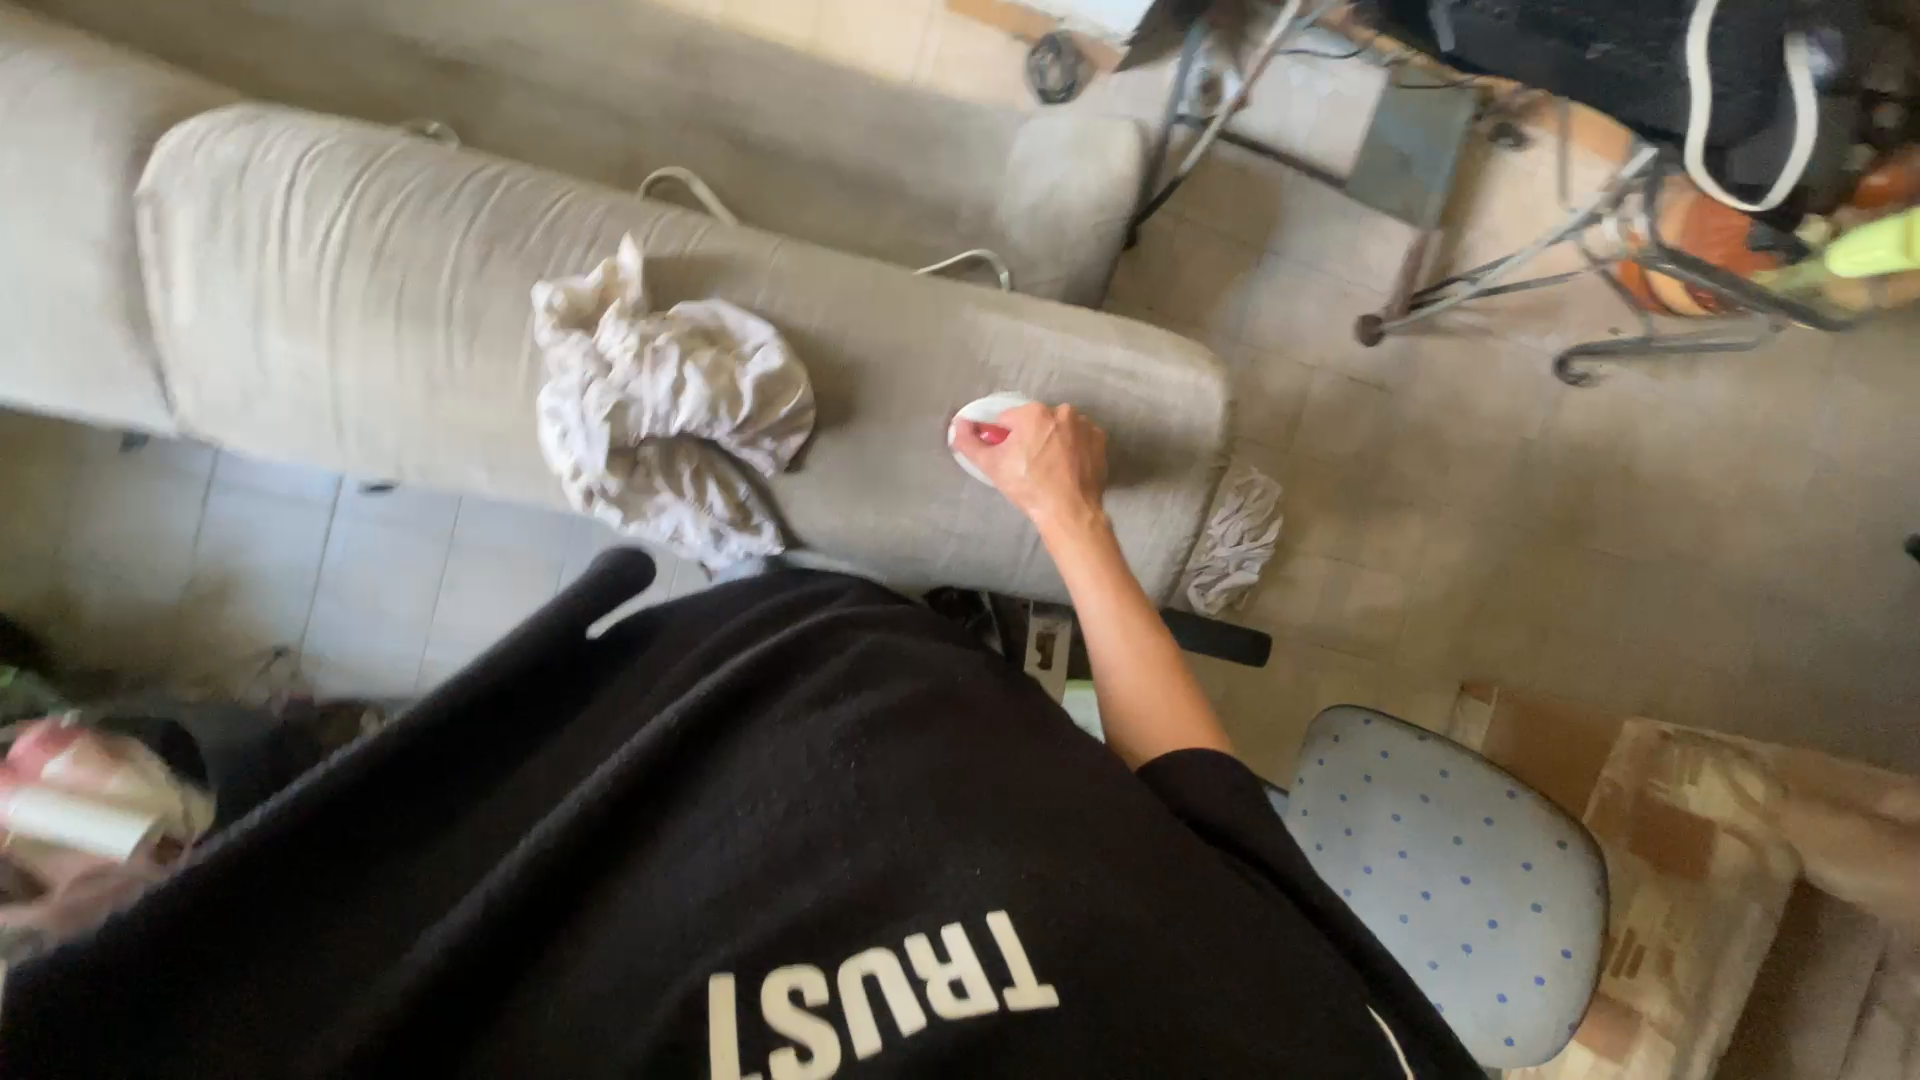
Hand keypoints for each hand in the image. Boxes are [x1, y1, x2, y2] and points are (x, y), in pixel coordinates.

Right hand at [952, 402, 1108, 535]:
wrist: (1069, 510)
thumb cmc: (1028, 486)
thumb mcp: (992, 465)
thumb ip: (970, 442)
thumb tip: (958, 423)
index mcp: (1033, 412)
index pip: (1008, 421)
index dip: (1005, 440)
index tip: (1010, 460)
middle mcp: (1061, 411)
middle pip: (1035, 422)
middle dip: (1030, 439)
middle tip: (1029, 467)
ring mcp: (1084, 425)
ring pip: (1059, 429)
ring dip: (1053, 442)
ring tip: (1049, 470)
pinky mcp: (1100, 440)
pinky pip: (1080, 439)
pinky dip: (1073, 449)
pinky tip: (1067, 469)